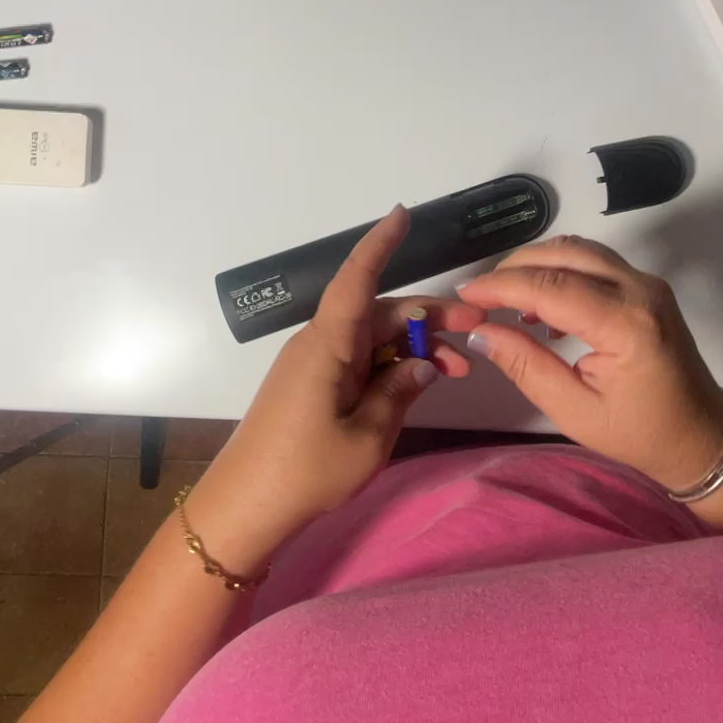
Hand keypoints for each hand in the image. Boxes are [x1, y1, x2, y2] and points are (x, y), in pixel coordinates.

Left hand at [187, 206, 486, 573]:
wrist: (245, 508)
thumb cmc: (304, 471)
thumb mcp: (368, 436)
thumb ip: (400, 392)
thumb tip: (425, 364)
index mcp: (328, 345)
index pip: (356, 280)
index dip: (380, 245)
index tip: (402, 214)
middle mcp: (322, 345)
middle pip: (381, 315)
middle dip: (430, 319)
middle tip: (476, 328)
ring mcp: (317, 366)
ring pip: (375, 340)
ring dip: (416, 349)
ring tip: (459, 369)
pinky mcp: (315, 386)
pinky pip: (361, 362)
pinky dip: (393, 367)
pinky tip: (421, 383)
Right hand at [456, 235, 722, 493]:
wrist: (702, 435)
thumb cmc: (640, 433)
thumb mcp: (575, 411)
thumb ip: (526, 366)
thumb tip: (480, 332)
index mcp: (627, 325)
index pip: (550, 287)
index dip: (501, 286)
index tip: (465, 295)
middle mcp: (640, 290)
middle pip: (564, 254)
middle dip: (514, 268)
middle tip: (480, 295)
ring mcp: (647, 283)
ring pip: (579, 251)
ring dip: (536, 266)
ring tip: (504, 299)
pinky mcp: (646, 286)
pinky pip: (594, 262)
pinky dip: (559, 272)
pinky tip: (541, 307)